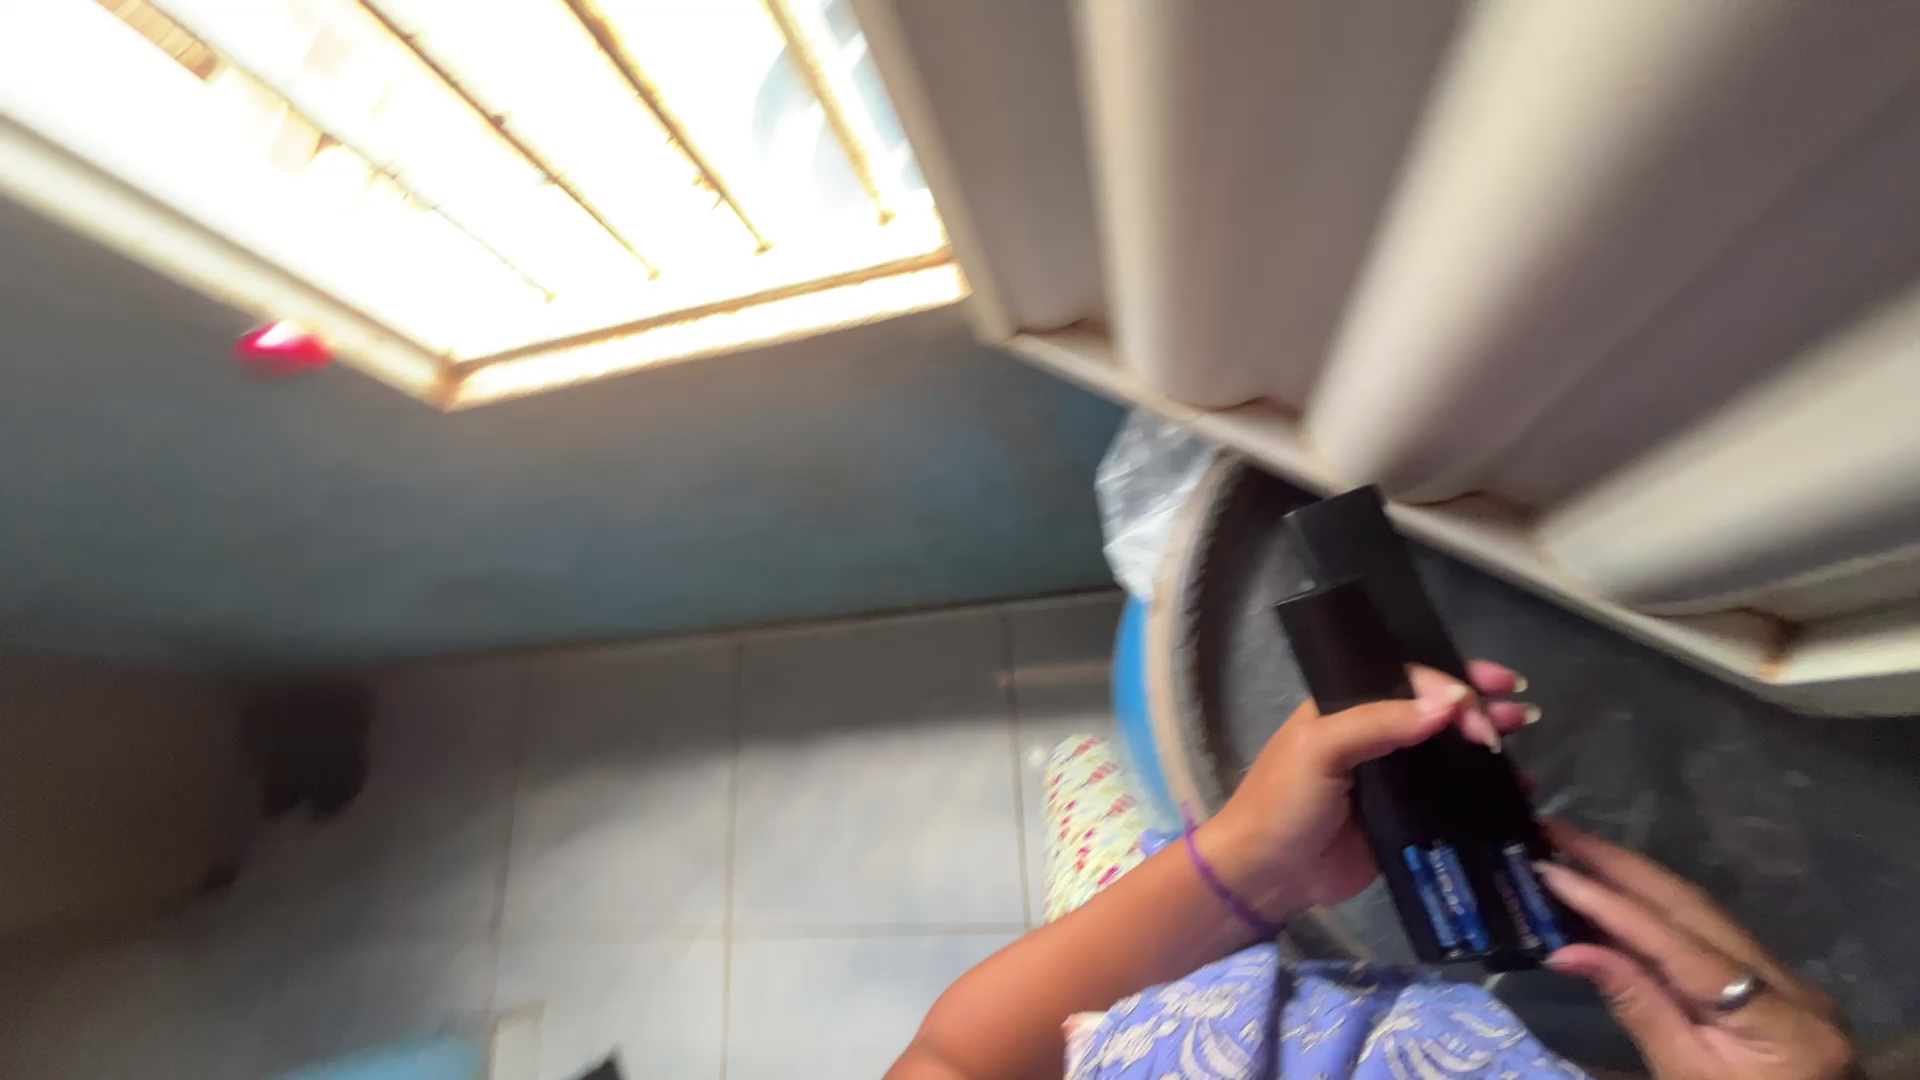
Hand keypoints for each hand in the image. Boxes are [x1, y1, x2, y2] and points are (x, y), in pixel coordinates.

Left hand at [1196, 661, 1534, 919]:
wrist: (1270, 871)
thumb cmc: (1284, 800)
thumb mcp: (1319, 749)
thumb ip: (1376, 723)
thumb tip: (1446, 705)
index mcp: (1340, 708)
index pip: (1399, 679)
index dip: (1442, 681)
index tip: (1478, 696)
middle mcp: (1368, 735)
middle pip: (1428, 709)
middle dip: (1472, 702)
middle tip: (1516, 708)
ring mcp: (1390, 777)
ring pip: (1445, 747)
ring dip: (1483, 738)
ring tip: (1522, 732)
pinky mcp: (1406, 816)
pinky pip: (1451, 793)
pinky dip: (1482, 785)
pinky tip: (1516, 784)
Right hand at [1537, 822, 1856, 1079]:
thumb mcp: (1684, 1075)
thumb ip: (1634, 1005)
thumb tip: (1563, 950)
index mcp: (1779, 1018)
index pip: (1677, 943)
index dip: (1608, 903)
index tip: (1547, 869)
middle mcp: (1788, 982)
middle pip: (1689, 905)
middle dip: (1614, 861)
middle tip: (1550, 827)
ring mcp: (1781, 976)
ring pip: (1694, 906)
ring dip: (1625, 870)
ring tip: (1567, 842)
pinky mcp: (1764, 977)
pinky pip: (1697, 925)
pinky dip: (1644, 898)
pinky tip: (1606, 883)